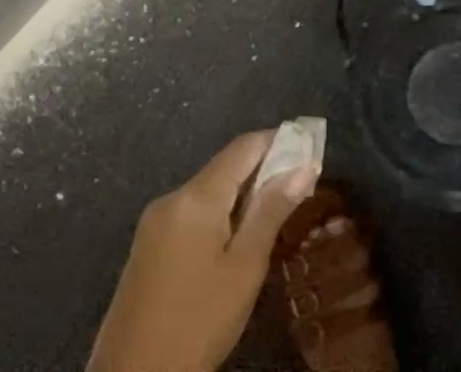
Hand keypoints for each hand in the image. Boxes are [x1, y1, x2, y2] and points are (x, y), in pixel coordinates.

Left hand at [87, 130, 318, 370]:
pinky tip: (239, 241)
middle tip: (302, 189)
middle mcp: (172, 198)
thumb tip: (304, 166)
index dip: (280, 141)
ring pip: (210, 192)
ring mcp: (155, 222)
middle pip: (226, 167)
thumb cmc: (199, 319)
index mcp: (196, 197)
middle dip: (265, 171)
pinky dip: (221, 215)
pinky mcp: (148, 246)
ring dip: (244, 195)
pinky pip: (193, 214)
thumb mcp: (245, 267)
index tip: (312, 150)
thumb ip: (272, 211)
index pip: (244, 147)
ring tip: (277, 216)